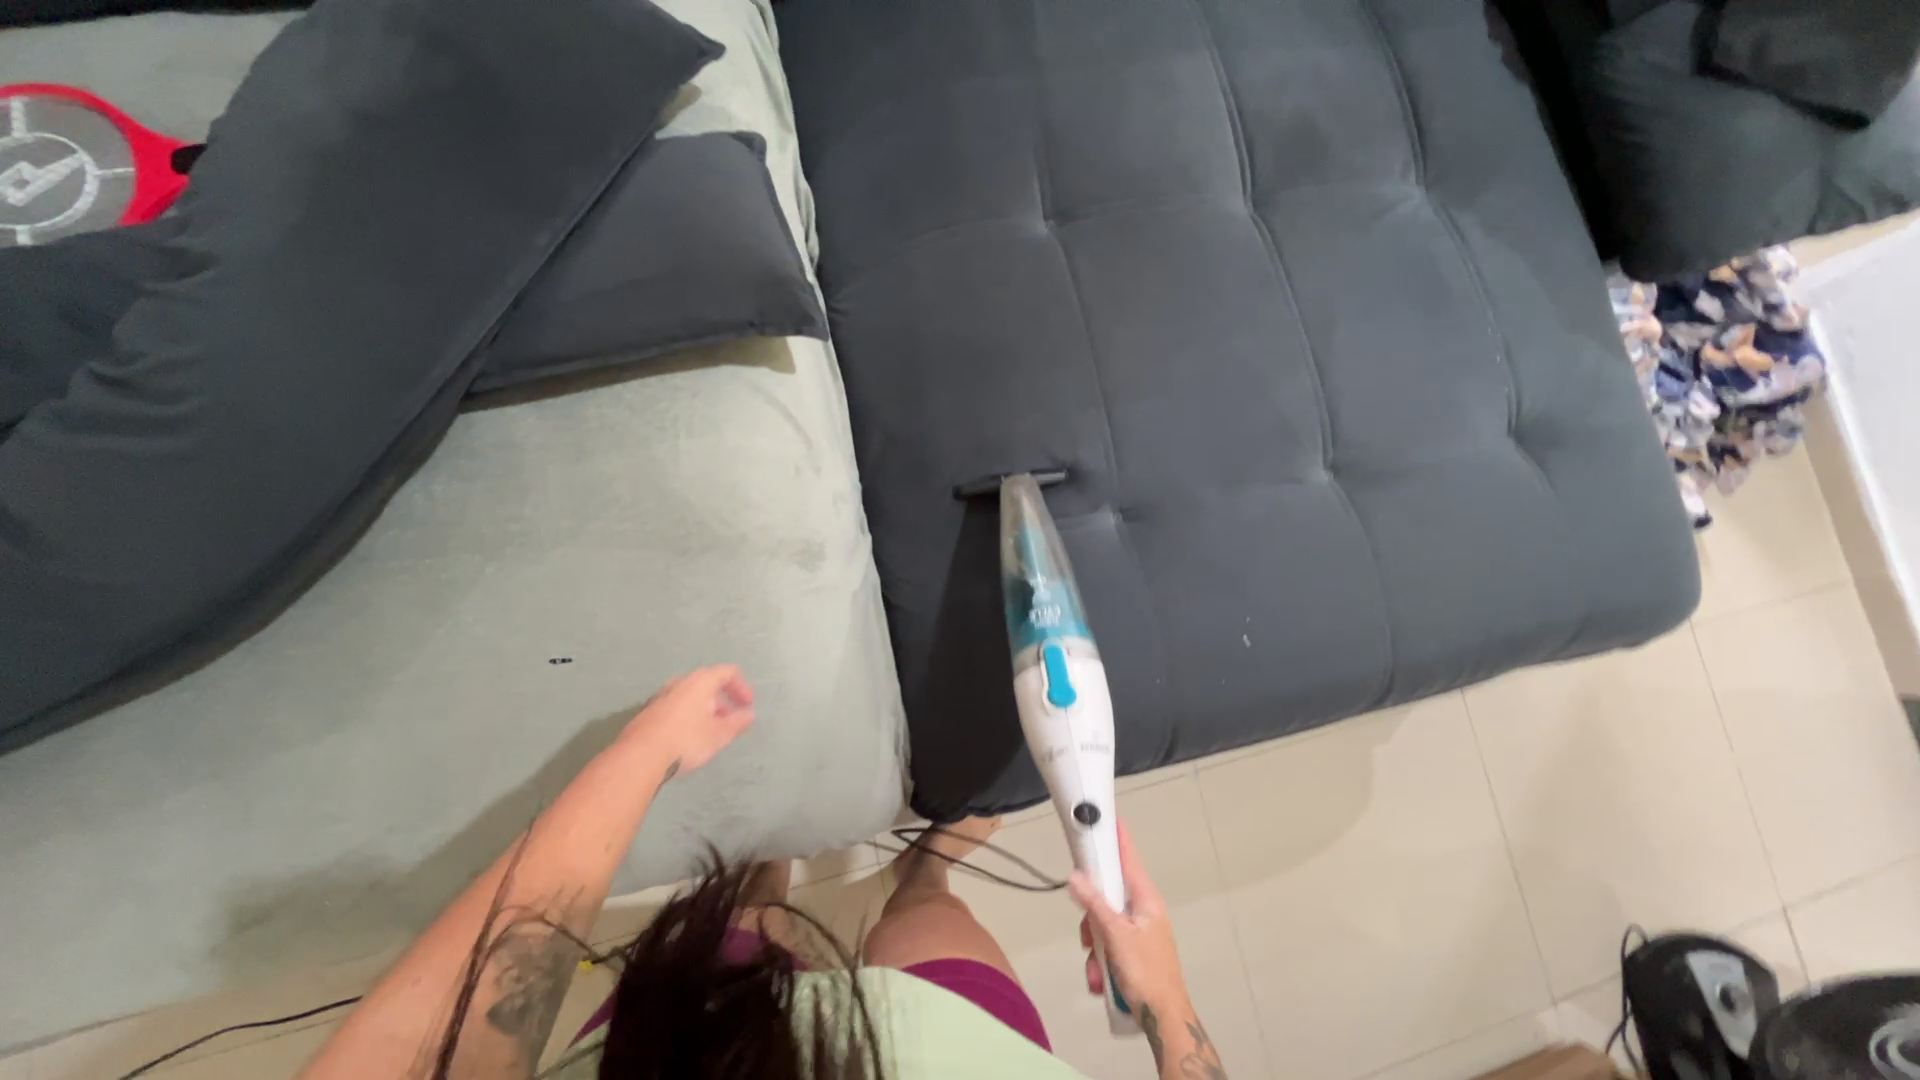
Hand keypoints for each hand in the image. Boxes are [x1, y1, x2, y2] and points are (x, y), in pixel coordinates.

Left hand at [618, 665, 754, 781]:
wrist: (640, 756)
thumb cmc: (687, 740)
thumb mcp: (719, 735)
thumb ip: (737, 723)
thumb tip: (749, 715)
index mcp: (701, 682)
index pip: (728, 672)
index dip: (741, 687)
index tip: (747, 706)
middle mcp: (680, 683)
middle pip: (707, 682)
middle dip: (721, 699)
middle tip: (729, 719)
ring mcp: (661, 696)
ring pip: (689, 695)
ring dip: (704, 708)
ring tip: (709, 731)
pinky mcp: (648, 712)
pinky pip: (675, 706)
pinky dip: (687, 715)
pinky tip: (687, 737)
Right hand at [1067, 821, 1189, 1014]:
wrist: (1166, 1019)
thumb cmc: (1146, 971)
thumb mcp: (1116, 936)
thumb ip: (1094, 905)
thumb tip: (1075, 876)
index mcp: (1146, 899)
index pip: (1128, 858)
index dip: (1117, 837)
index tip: (1107, 816)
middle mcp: (1143, 910)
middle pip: (1107, 896)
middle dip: (1091, 919)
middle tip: (1087, 935)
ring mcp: (1139, 932)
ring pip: (1104, 924)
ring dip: (1095, 948)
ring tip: (1097, 972)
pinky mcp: (1134, 953)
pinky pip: (1109, 946)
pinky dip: (1101, 962)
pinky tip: (1101, 982)